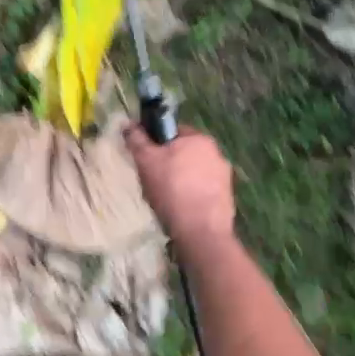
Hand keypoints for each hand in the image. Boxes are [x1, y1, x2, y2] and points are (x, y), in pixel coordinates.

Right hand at [123, 124, 234, 249]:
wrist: (201, 232)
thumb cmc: (172, 189)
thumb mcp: (145, 160)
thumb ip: (136, 139)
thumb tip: (127, 123)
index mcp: (200, 139)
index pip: (173, 131)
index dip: (156, 142)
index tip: (146, 157)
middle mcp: (217, 154)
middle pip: (184, 153)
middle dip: (169, 162)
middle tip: (152, 177)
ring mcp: (225, 178)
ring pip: (194, 172)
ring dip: (181, 179)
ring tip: (165, 196)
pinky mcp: (227, 199)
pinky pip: (202, 190)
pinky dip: (191, 195)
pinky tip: (179, 207)